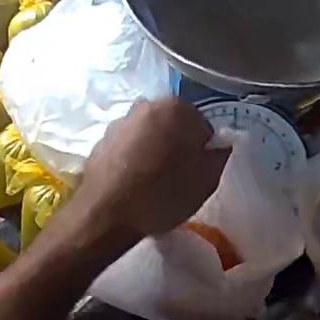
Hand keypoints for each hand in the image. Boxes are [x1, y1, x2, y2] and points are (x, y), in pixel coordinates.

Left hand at [73, 98, 229, 240]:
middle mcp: (145, 105)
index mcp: (177, 107)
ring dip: (154, 152)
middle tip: (178, 178)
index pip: (202, 127)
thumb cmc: (163, 194)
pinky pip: (127, 149)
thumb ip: (220, 155)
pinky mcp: (99, 141)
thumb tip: (219, 145)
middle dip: (177, 147)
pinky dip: (133, 161)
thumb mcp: (207, 180)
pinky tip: (133, 186)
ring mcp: (119, 122)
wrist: (106, 214)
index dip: (202, 151)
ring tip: (153, 184)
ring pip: (148, 136)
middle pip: (172, 127)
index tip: (197, 173)